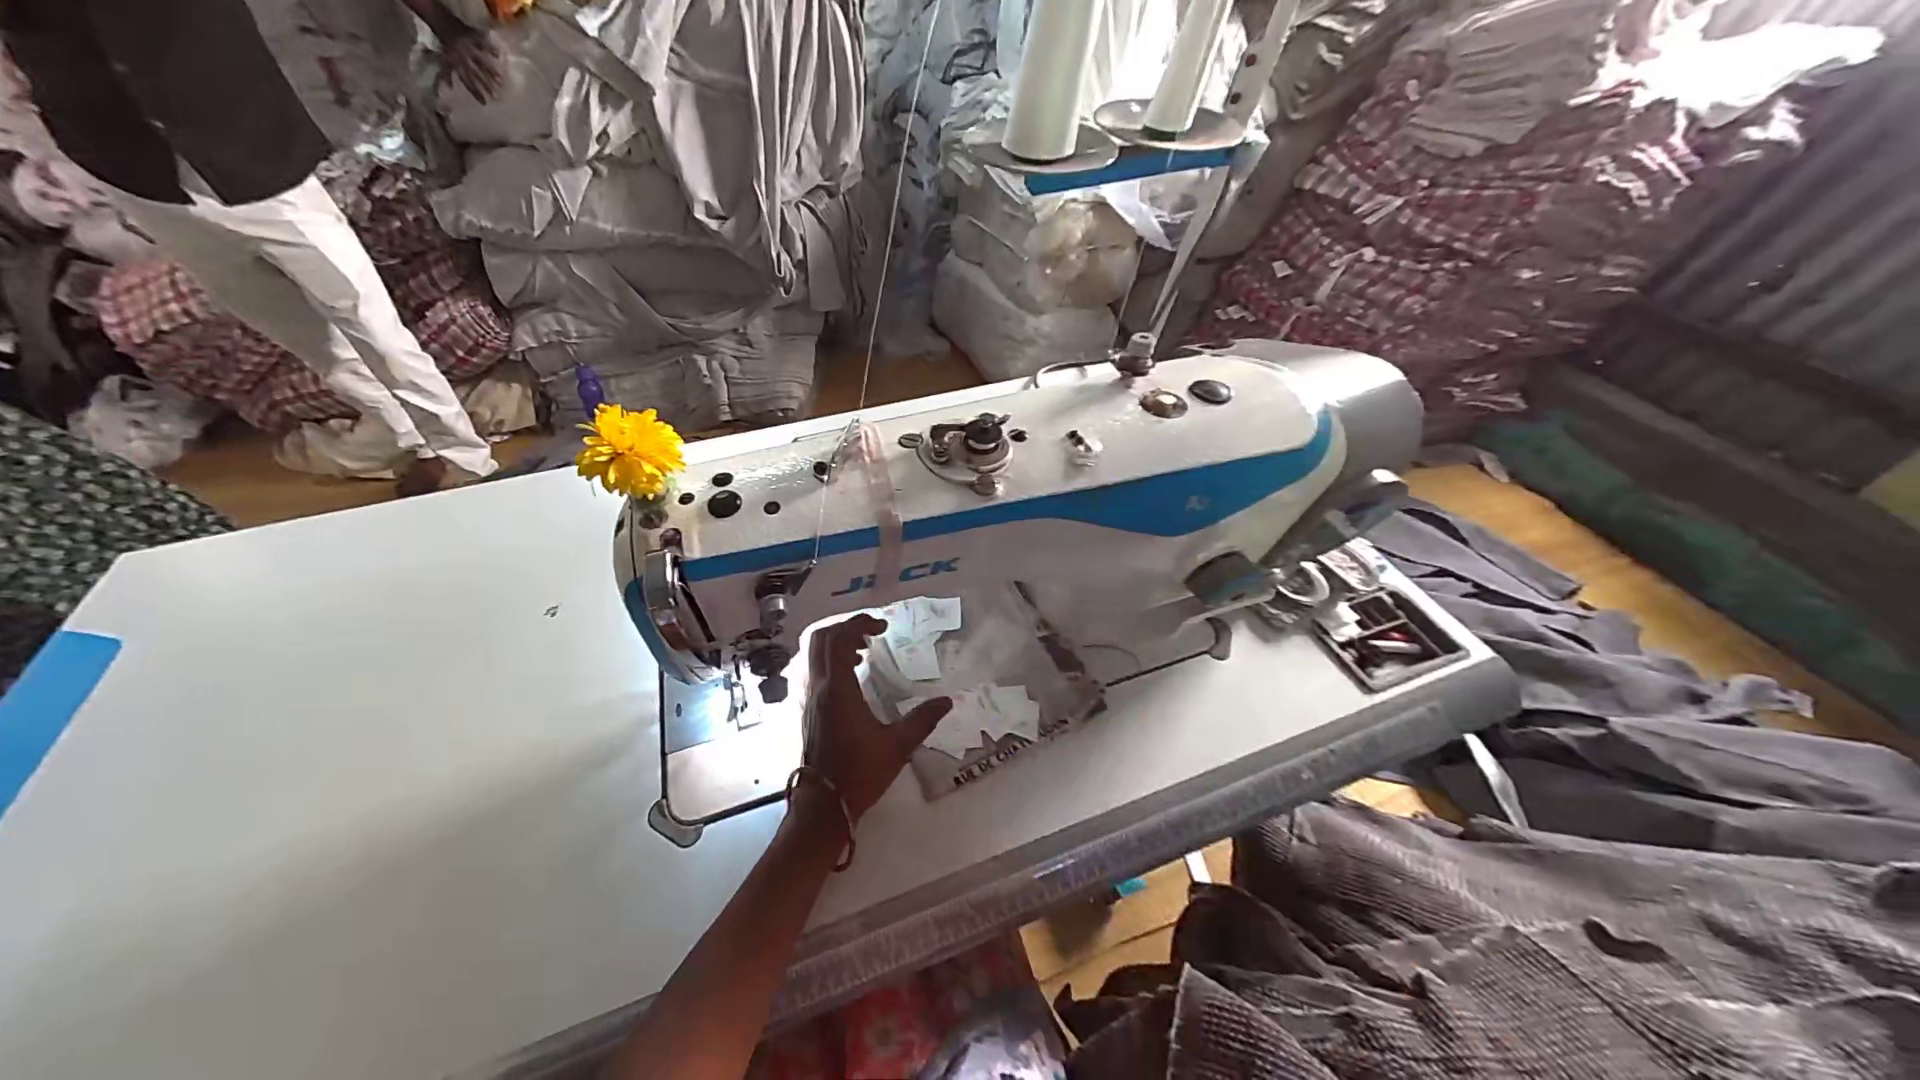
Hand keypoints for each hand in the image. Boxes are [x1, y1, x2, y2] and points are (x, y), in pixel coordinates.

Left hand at [442, 26, 503, 101]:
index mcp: (458, 65)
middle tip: (497, 97)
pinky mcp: (475, 40)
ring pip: (481, 62)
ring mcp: (471, 49)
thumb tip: (448, 88)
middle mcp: (465, 59)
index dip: (475, 92)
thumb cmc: (448, 48)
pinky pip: (483, 44)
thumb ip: (446, 75)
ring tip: (502, 81)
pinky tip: (499, 55)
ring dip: (491, 71)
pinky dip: (491, 49)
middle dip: (486, 85)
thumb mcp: (445, 62)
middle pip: (476, 74)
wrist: (445, 26)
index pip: (467, 81)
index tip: (485, 104)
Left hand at [802, 615, 950, 823]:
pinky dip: (830, 661)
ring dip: (836, 643)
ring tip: (863, 652)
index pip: (839, 639)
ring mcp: (809, 700)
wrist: (823, 806)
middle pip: (820, 639)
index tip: (883, 626)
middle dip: (845, 627)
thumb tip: (947, 701)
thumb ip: (922, 719)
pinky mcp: (807, 711)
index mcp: (838, 690)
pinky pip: (814, 671)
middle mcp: (818, 689)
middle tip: (871, 633)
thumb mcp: (897, 745)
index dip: (859, 624)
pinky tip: (853, 677)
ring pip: (813, 654)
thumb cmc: (860, 774)